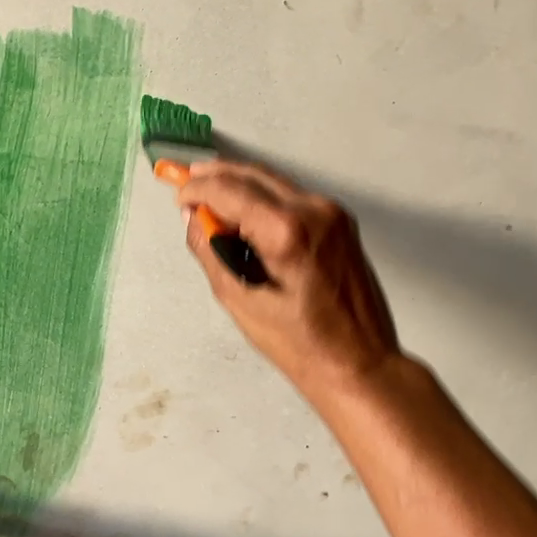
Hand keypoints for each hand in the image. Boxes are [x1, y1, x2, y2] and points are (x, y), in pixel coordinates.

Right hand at [170, 160, 401, 402]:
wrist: (359, 361)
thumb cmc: (298, 342)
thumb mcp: (238, 298)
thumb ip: (210, 249)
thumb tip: (193, 217)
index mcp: (286, 231)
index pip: (229, 190)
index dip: (197, 188)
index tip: (177, 195)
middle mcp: (313, 210)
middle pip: (252, 175)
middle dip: (215, 175)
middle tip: (184, 179)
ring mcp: (331, 212)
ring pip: (272, 180)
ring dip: (238, 182)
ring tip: (207, 192)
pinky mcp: (340, 221)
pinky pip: (290, 195)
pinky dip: (261, 195)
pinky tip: (242, 210)